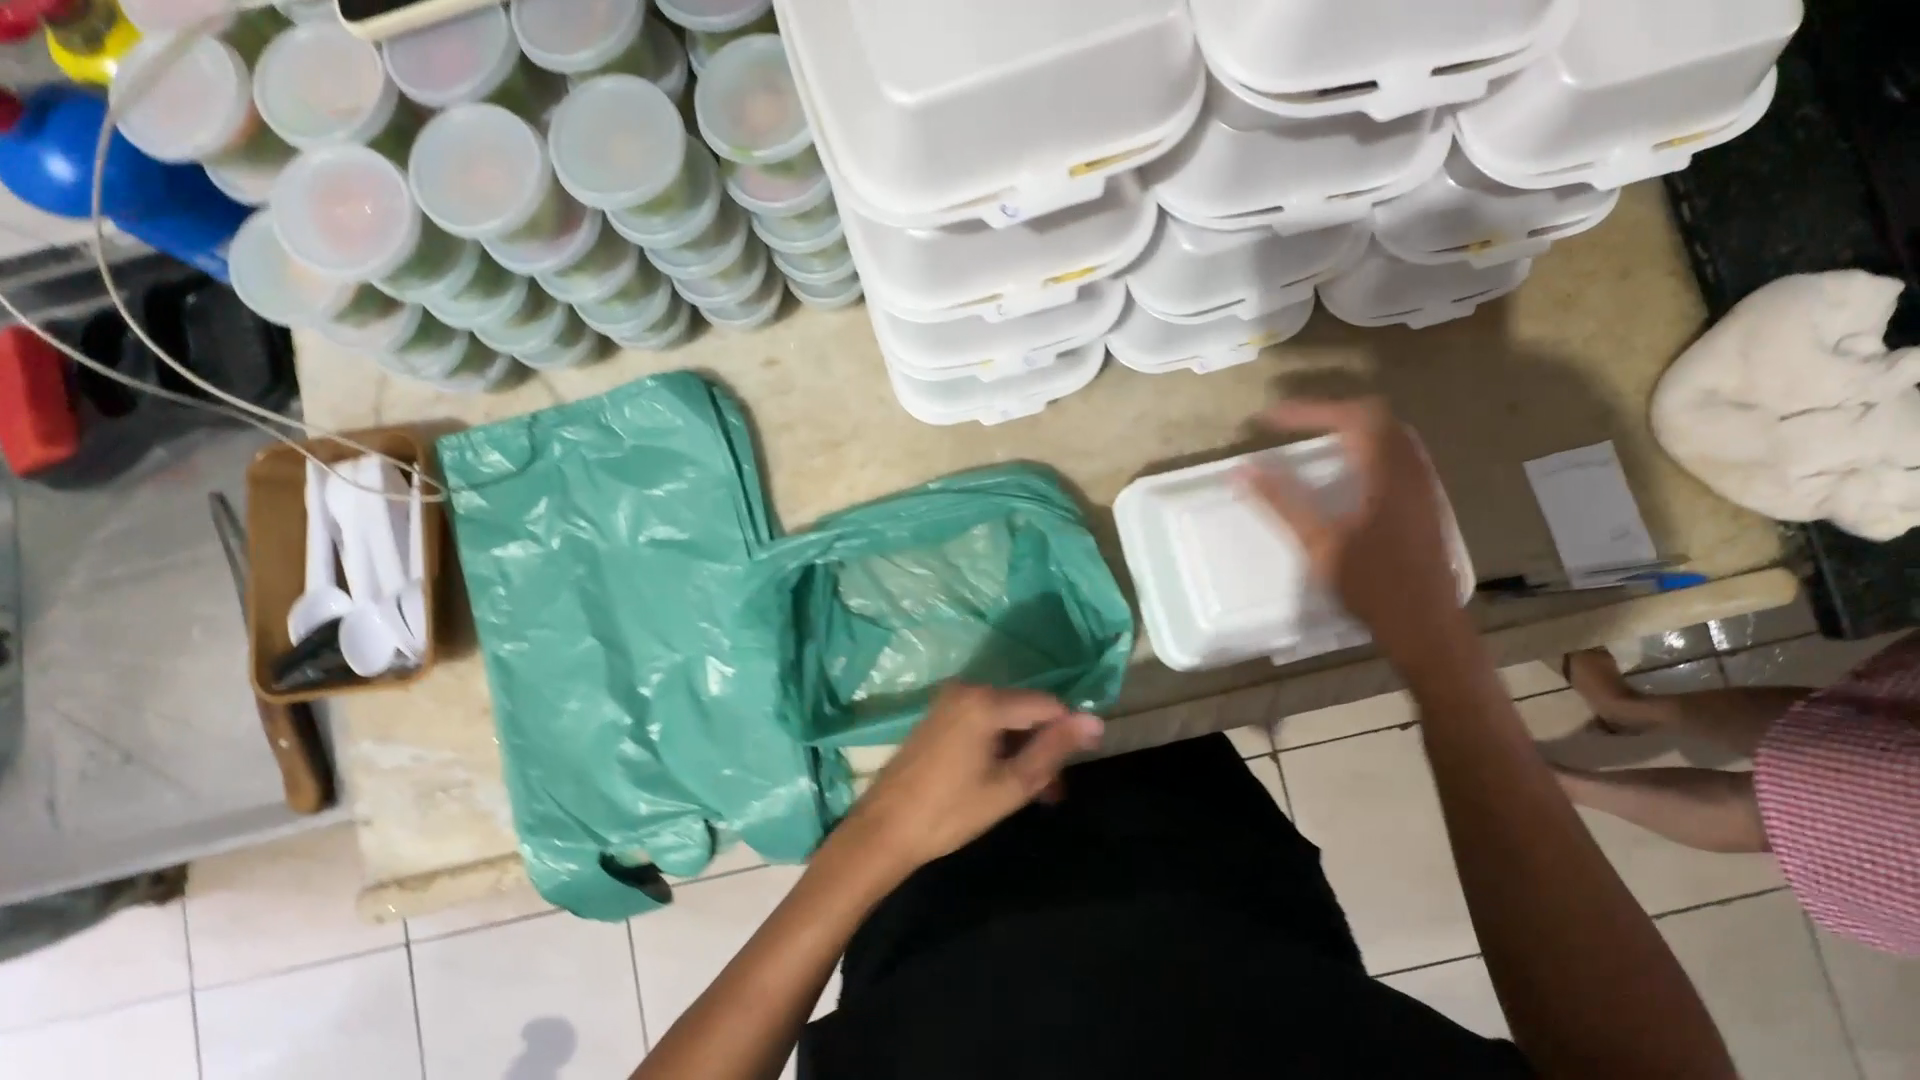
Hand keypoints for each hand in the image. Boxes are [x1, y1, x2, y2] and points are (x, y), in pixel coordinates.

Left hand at [837, 684, 1103, 874]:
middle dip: (1044, 747)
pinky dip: (999, 747)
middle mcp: (966, 690)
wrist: (883, 830)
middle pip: (1026, 710)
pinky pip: (983, 723)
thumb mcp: (1011, 785)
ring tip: (1032, 795)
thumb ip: (1053, 749)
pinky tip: (1003, 780)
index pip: (1048, 704)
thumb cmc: (951, 812)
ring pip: (1005, 720)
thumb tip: (1095, 720)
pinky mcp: (937, 717)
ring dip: (1023, 751)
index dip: (1069, 733)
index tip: (1077, 768)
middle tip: (1052, 793)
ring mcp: (948, 702)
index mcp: (985, 701)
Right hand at [1241, 397, 1464, 652]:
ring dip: (1354, 430)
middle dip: (1333, 413)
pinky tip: (1350, 475)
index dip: (1309, 411)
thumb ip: (1282, 501)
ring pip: (1392, 437)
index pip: (1352, 417)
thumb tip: (1242, 471)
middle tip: (1296, 425)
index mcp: (1388, 474)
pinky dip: (1370, 450)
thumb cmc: (1371, 584)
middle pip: (1377, 418)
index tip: (1270, 421)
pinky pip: (1401, 457)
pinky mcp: (1426, 504)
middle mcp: (1412, 471)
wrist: (1424, 624)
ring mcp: (1424, 487)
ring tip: (1318, 442)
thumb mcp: (1319, 543)